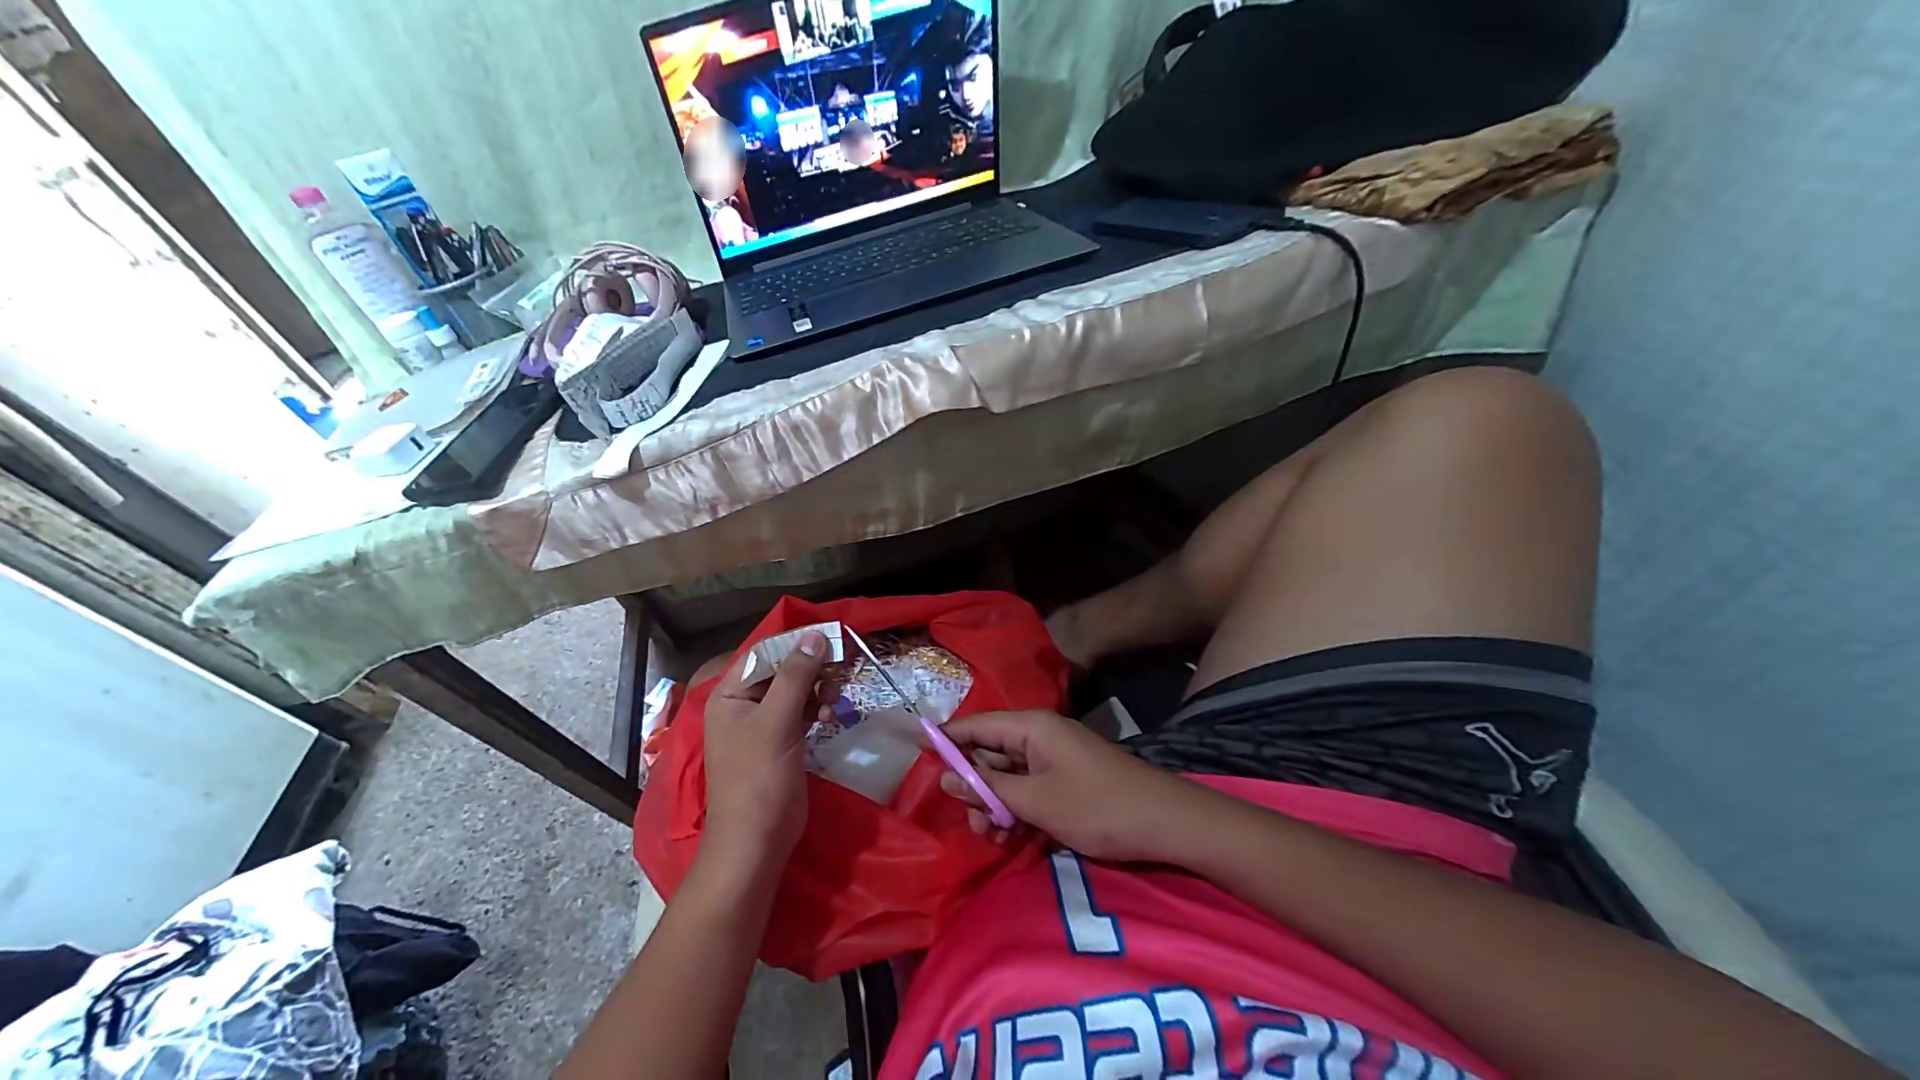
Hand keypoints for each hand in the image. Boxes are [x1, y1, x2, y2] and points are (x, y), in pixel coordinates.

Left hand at [701, 631, 827, 874]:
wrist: (757, 842)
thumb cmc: (758, 779)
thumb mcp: (776, 722)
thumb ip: (796, 676)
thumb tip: (814, 636)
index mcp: (730, 694)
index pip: (764, 653)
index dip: (796, 643)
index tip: (831, 639)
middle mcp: (743, 704)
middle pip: (782, 669)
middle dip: (811, 668)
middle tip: (839, 671)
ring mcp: (763, 724)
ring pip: (796, 689)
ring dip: (818, 688)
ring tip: (835, 699)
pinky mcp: (782, 741)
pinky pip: (802, 711)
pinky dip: (818, 708)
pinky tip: (832, 715)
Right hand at [938, 710, 1208, 862]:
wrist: (1166, 823)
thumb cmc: (1097, 806)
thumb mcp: (1036, 802)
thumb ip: (989, 789)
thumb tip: (947, 778)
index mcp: (1031, 728)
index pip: (976, 725)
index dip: (946, 738)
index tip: (917, 752)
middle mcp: (1040, 736)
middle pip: (990, 754)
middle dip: (976, 788)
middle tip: (976, 823)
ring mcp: (1054, 759)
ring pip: (1008, 777)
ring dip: (996, 806)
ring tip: (997, 838)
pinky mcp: (1066, 780)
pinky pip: (1029, 789)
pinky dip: (1018, 811)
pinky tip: (1014, 838)